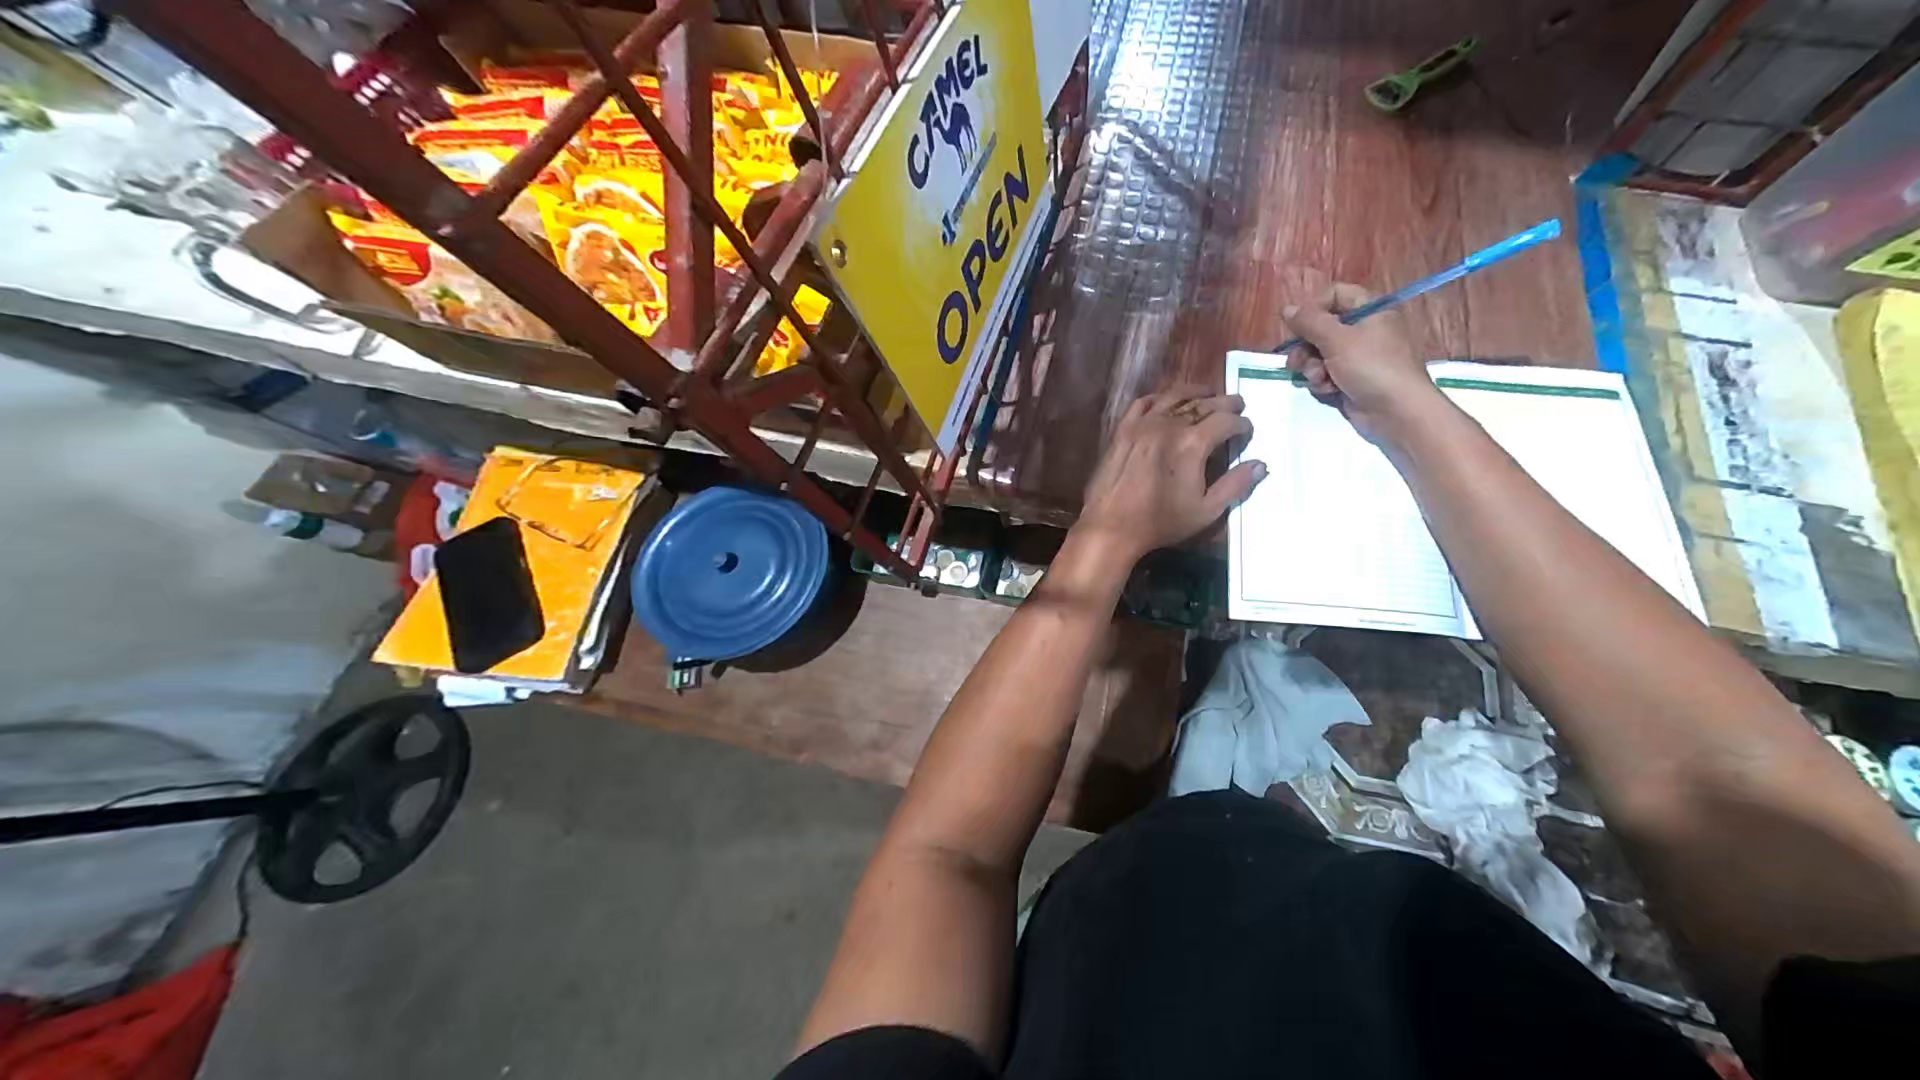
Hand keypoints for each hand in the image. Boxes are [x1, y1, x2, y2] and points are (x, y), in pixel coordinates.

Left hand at [1075, 387, 1266, 565]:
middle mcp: (1168, 425)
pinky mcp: (1122, 430)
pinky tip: (1166, 400)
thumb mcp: (1206, 511)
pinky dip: (1159, 398)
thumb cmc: (1160, 523)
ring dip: (1195, 392)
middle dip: (1225, 403)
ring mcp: (1142, 424)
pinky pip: (1143, 403)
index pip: (1226, 421)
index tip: (1247, 430)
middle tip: (1237, 403)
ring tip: (1207, 393)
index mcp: (1192, 443)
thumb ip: (1235, 485)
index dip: (1242, 424)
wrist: (1110, 527)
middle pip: (1203, 403)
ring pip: (1173, 396)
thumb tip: (1261, 464)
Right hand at [1282, 283, 1442, 441]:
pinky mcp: (1349, 379)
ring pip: (1318, 353)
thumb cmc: (1371, 367)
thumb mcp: (1337, 339)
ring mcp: (1356, 356)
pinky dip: (1321, 381)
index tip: (1299, 326)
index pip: (1335, 295)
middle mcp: (1363, 330)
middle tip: (1297, 361)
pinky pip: (1324, 373)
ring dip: (1311, 367)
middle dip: (1306, 346)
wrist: (1396, 411)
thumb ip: (1309, 322)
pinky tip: (1327, 389)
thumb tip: (1287, 309)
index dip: (1314, 308)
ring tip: (1317, 379)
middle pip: (1321, 328)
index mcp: (1370, 311)